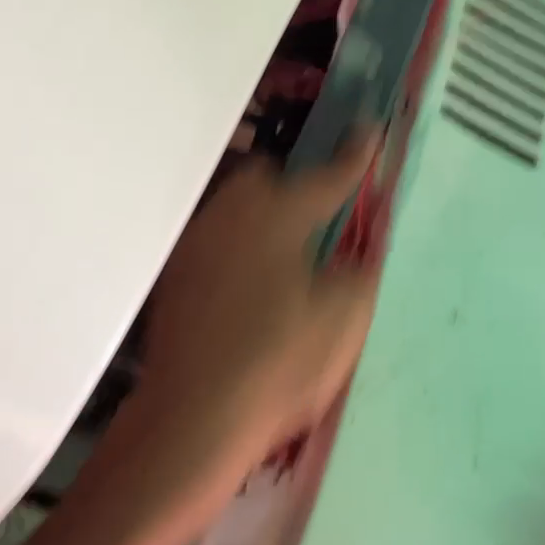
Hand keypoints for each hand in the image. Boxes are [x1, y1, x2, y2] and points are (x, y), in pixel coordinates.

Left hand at [113, 137, 381, 517]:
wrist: (196, 413)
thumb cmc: (279, 361)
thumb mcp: (345, 315)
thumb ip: (358, 265)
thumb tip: (354, 245)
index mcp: (278, 213)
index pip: (328, 175)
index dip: (354, 155)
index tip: (369, 131)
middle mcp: (230, 213)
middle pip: (268, 180)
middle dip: (296, 189)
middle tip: (321, 221)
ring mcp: (196, 241)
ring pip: (236, 209)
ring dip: (264, 218)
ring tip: (288, 254)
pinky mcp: (175, 274)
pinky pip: (217, 240)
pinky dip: (239, 248)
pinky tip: (250, 285)